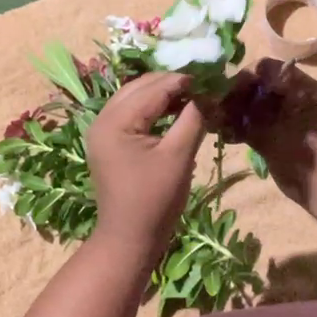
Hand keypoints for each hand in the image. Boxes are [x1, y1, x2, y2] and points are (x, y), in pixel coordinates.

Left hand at [85, 72, 205, 255]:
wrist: (130, 239)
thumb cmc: (155, 199)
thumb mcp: (179, 155)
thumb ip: (193, 118)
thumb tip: (210, 92)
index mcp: (115, 121)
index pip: (154, 88)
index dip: (185, 80)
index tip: (214, 77)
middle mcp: (102, 119)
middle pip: (141, 86)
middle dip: (173, 82)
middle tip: (205, 84)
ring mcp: (103, 130)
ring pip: (136, 97)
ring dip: (164, 93)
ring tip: (195, 95)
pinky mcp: (109, 141)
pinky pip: (132, 112)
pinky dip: (154, 108)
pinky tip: (178, 111)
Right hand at [219, 59, 316, 208]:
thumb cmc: (314, 158)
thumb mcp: (285, 130)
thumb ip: (260, 110)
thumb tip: (235, 89)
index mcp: (307, 90)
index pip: (273, 70)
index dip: (250, 76)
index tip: (230, 89)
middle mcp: (296, 99)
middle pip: (261, 87)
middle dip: (238, 95)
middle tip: (217, 106)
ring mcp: (286, 119)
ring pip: (255, 107)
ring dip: (235, 112)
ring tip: (216, 120)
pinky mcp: (277, 137)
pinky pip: (256, 126)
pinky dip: (241, 129)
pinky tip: (224, 135)